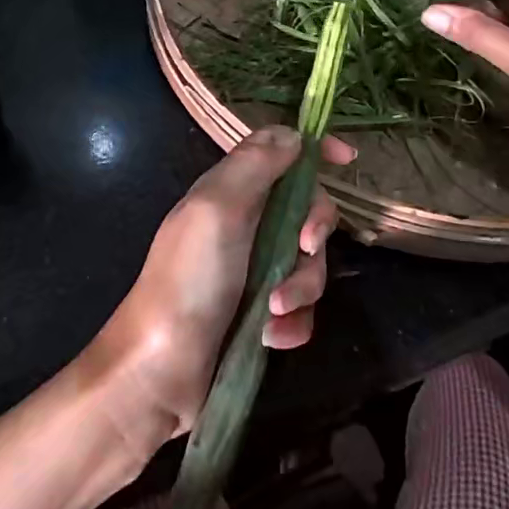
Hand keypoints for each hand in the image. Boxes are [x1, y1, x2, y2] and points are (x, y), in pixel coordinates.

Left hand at [94, 126, 352, 454]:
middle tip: (301, 250)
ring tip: (272, 312)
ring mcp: (257, 269)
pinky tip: (270, 336)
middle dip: (314, 233)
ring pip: (311, 263)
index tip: (348, 159)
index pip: (281, 151)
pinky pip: (302, 306)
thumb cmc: (188, 281)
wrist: (160, 373)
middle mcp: (249, 224)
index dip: (316, 149)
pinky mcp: (264, 311)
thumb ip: (255, 165)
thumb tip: (295, 135)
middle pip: (309, 209)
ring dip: (300, 287)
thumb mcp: (217, 210)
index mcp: (234, 191)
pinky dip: (292, 322)